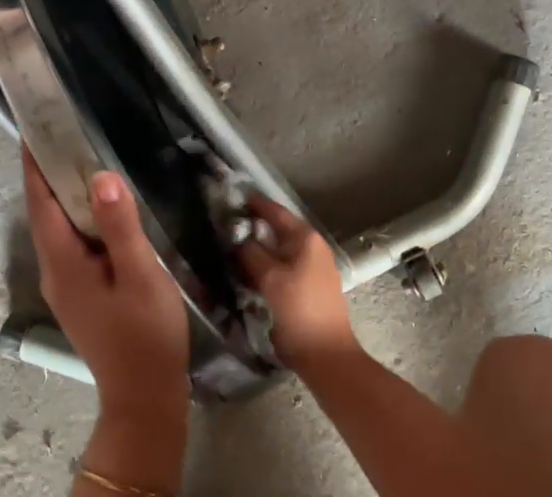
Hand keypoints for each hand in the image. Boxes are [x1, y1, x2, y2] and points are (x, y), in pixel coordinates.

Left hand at [21, 147, 190, 416]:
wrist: (144, 397)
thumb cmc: (146, 334)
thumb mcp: (140, 274)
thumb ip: (120, 225)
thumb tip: (99, 175)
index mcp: (63, 262)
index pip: (39, 201)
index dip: (33, 163)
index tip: (31, 127)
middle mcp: (54, 270)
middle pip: (44, 211)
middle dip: (48, 171)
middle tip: (63, 130)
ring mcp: (65, 285)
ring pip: (57, 228)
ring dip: (63, 194)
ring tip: (81, 157)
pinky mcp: (79, 294)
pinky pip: (71, 243)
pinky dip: (78, 217)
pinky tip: (100, 209)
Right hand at [238, 194, 358, 369]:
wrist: (325, 353)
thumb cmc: (299, 311)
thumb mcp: (270, 279)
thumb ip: (252, 254)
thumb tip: (239, 239)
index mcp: (306, 239)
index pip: (276, 212)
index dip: (255, 204)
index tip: (232, 197)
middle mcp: (312, 247)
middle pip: (278, 230)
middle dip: (254, 228)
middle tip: (226, 226)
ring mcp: (313, 267)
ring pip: (279, 250)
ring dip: (258, 249)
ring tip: (231, 249)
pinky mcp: (308, 286)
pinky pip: (282, 267)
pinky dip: (266, 266)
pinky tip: (248, 273)